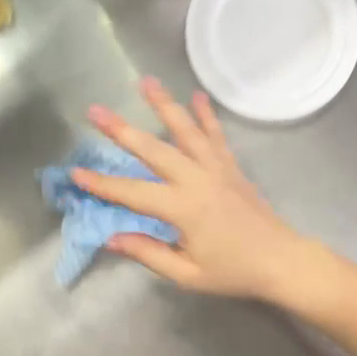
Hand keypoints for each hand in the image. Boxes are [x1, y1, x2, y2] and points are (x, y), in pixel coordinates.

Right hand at [75, 78, 325, 302]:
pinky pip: (215, 135)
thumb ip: (148, 253)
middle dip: (122, 130)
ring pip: (186, 130)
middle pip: (153, 150)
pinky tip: (197, 95)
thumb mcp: (187, 274)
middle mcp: (198, 180)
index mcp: (183, 208)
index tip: (76, 173)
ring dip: (164, 104)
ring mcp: (217, 169)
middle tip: (95, 111)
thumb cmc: (232, 272)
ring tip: (146, 81)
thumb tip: (111, 239)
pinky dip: (206, 114)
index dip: (103, 185)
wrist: (281, 261)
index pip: (133, 193)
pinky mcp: (231, 166)